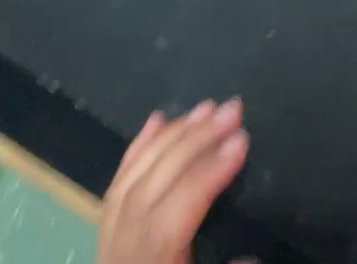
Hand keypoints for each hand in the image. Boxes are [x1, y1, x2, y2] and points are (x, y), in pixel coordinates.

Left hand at [97, 99, 249, 263]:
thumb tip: (251, 257)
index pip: (172, 218)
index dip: (206, 177)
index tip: (243, 142)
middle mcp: (120, 255)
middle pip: (152, 187)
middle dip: (194, 143)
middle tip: (233, 109)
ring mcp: (107, 245)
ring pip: (134, 179)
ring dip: (172, 138)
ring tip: (207, 108)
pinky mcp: (105, 239)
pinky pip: (118, 186)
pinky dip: (139, 149)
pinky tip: (159, 120)